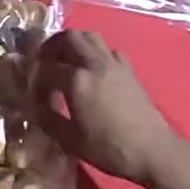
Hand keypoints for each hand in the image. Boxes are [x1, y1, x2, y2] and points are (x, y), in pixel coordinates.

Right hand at [33, 29, 184, 186]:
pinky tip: (94, 69)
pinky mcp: (128, 69)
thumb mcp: (71, 141)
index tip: (35, 94)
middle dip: (51, 46)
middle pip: (67, 37)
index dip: (36, 79)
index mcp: (76, 80)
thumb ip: (48, 120)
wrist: (155, 152)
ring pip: (89, 36)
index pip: (46, 68)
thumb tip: (34, 108)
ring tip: (67, 59)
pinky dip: (96, 52)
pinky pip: (108, 49)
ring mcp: (113, 64)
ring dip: (73, 43)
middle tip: (44, 61)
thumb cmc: (111, 148)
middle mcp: (93, 64)